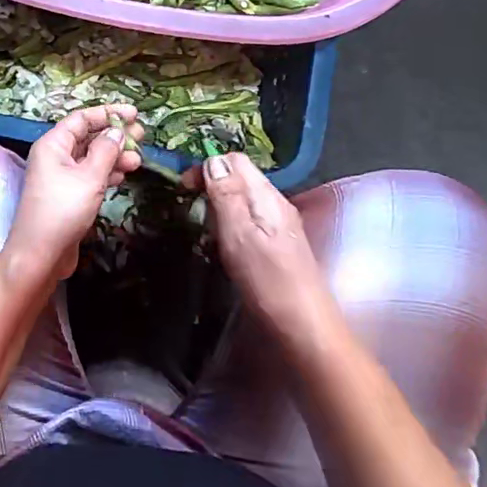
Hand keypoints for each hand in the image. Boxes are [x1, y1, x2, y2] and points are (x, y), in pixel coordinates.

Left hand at [0, 104, 142, 285]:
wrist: (40, 254)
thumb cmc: (62, 210)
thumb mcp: (89, 177)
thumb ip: (106, 150)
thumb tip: (116, 131)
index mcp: (53, 145)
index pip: (81, 118)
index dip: (108, 113)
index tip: (134, 114)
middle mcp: (54, 157)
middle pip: (87, 137)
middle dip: (114, 135)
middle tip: (141, 136)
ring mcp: (60, 177)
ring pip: (91, 158)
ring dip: (114, 157)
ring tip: (137, 160)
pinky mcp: (68, 196)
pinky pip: (89, 176)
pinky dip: (106, 173)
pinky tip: (123, 176)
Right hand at [188, 152, 328, 330]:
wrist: (303, 327)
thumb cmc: (267, 280)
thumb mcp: (239, 234)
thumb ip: (227, 195)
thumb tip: (213, 160)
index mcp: (266, 196)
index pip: (235, 161)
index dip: (206, 167)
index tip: (184, 189)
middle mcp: (276, 204)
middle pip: (240, 178)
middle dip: (211, 185)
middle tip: (190, 208)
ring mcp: (279, 226)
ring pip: (243, 200)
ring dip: (219, 206)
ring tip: (203, 227)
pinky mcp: (277, 246)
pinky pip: (248, 221)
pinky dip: (230, 225)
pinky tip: (222, 245)